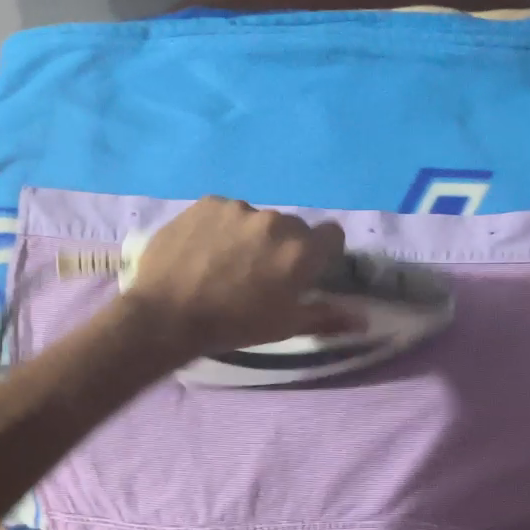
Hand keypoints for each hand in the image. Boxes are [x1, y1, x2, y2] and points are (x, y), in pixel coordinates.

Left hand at [123, 196, 355, 355]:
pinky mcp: (206, 203)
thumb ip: (326, 316)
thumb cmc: (233, 326)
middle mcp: (275, 221)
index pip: (332, 235)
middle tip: (258, 274)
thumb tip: (363, 318)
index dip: (322, 252)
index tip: (304, 271)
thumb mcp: (283, 326)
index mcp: (300, 250)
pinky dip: (220, 228)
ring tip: (223, 263)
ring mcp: (238, 208)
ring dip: (249, 236)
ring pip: (256, 219)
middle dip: (282, 247)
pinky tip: (202, 251)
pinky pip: (224, 212)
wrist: (166, 316)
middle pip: (291, 228)